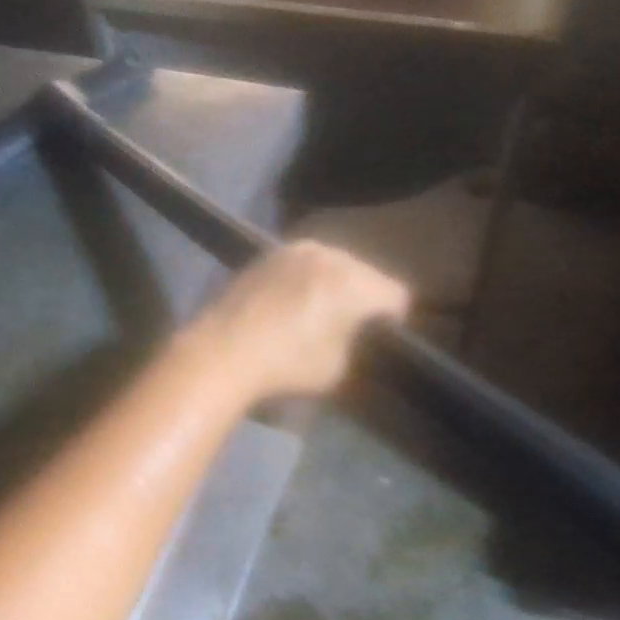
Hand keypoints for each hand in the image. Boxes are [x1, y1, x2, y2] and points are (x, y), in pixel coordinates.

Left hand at [184, 241, 410, 401]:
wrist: (221, 351)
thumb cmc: (288, 364)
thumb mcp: (336, 369)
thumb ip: (355, 347)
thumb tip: (354, 337)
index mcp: (355, 282)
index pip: (396, 295)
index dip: (398, 318)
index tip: (391, 336)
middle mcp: (331, 255)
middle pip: (365, 274)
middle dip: (367, 296)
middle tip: (360, 325)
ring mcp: (295, 250)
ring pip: (333, 264)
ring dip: (336, 284)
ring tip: (327, 312)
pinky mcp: (267, 256)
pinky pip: (303, 265)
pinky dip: (307, 281)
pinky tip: (296, 304)